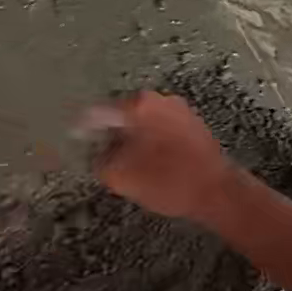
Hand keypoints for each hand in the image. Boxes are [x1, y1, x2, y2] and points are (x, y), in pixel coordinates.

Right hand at [78, 92, 248, 221]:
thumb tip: (95, 151)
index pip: (99, 112)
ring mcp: (181, 111)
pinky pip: (162, 130)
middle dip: (110, 132)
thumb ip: (98, 158)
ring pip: (145, 122)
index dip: (84, 128)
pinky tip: (149, 163)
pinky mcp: (194, 125)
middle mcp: (163, 100)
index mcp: (141, 105)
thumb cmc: (167, 180)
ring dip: (132, 138)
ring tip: (124, 163)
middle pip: (125, 114)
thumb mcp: (119, 175)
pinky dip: (151, 142)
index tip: (75, 138)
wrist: (216, 190)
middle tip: (98, 153)